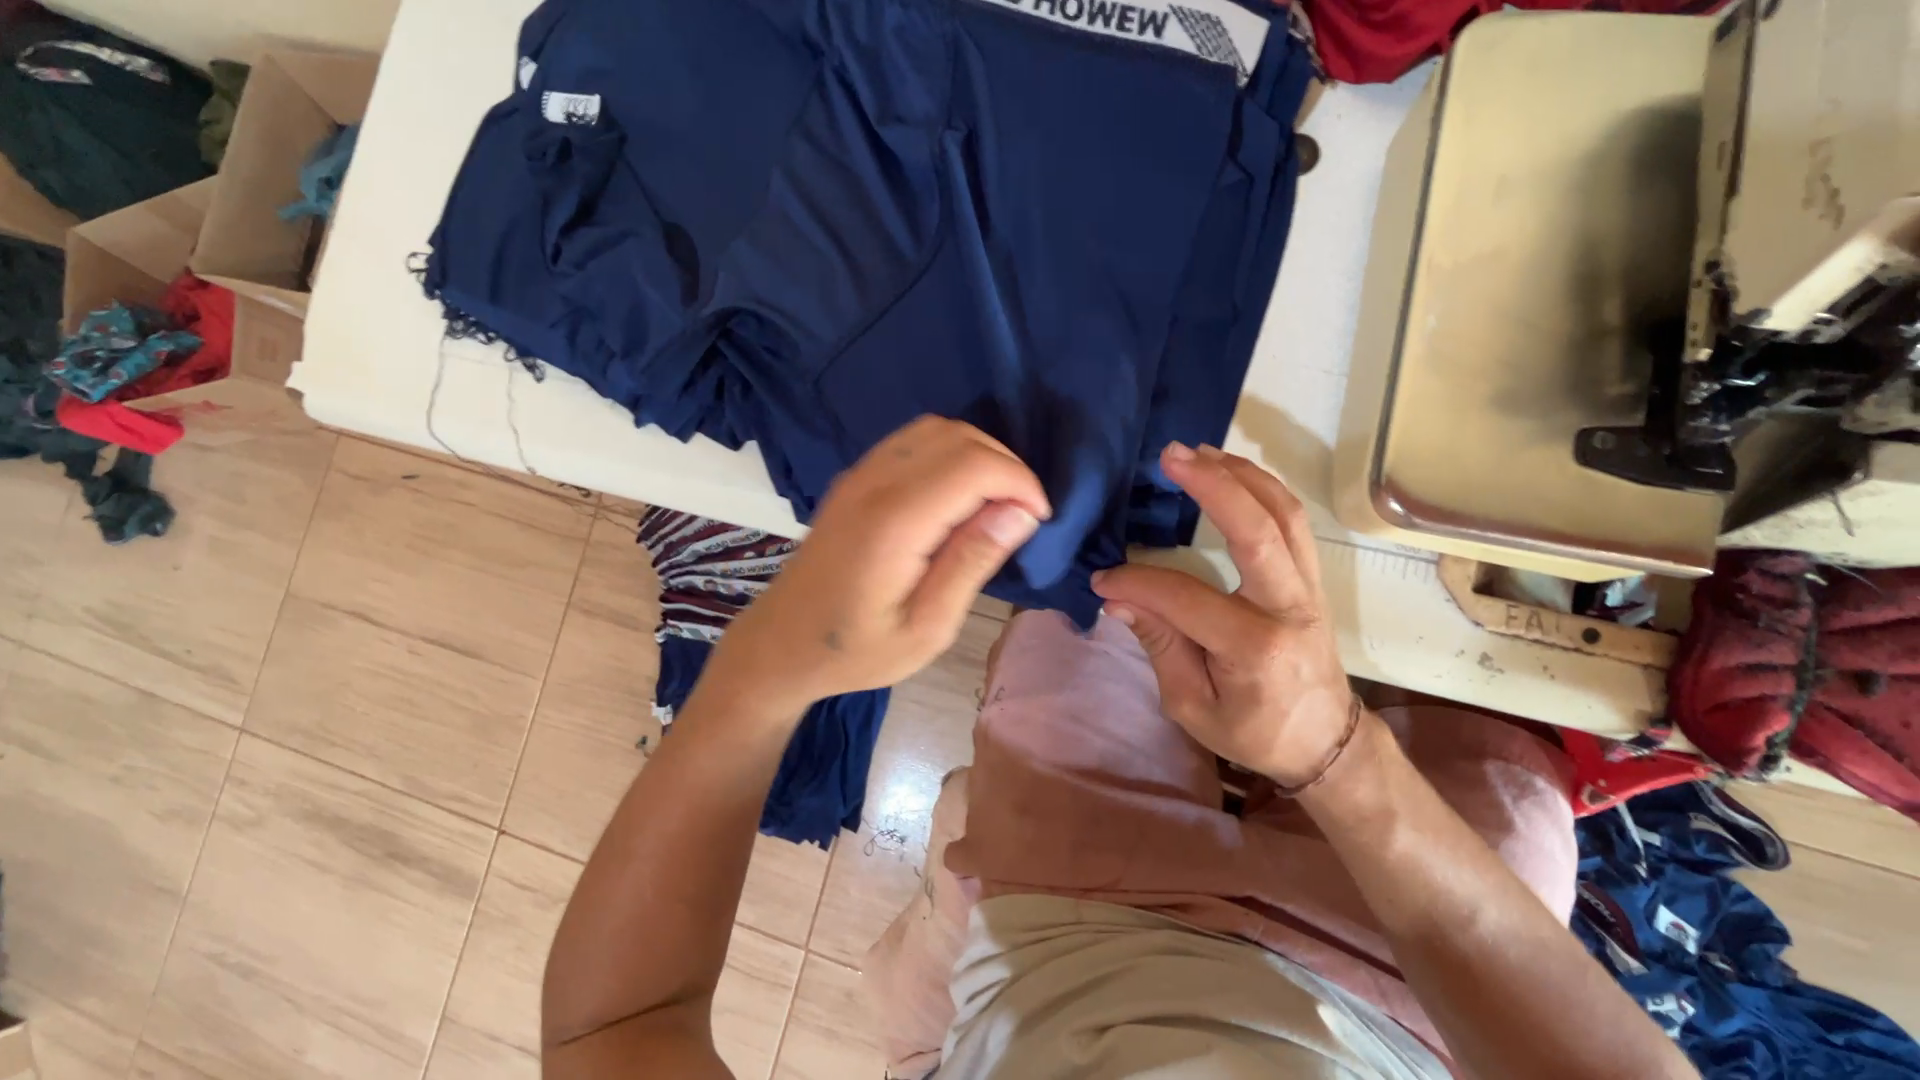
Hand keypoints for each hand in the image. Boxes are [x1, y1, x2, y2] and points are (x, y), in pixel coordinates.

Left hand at [709, 416, 1049, 713]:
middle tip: (1022, 513)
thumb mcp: (927, 628)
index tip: (1038, 520)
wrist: (782, 644)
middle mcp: (874, 483)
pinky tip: (960, 495)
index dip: (1019, 482)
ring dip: (978, 454)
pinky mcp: (854, 479)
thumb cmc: (856, 650)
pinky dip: (949, 454)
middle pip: (958, 436)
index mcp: (894, 522)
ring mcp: (859, 475)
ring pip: (935, 430)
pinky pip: (912, 442)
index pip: (973, 465)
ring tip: (997, 503)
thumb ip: (971, 564)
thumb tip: (1019, 514)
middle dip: (1005, 465)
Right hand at [1092, 443, 1356, 787]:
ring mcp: (1309, 588)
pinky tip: (1233, 474)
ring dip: (1242, 475)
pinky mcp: (1313, 579)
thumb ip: (1160, 646)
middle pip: (1257, 529)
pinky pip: (1293, 522)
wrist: (1323, 741)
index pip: (1185, 598)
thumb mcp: (1192, 705)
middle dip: (1212, 486)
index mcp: (1255, 647)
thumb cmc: (1254, 732)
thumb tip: (1118, 598)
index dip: (1137, 582)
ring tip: (1200, 452)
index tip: (1102, 580)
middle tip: (1170, 456)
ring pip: (1285, 513)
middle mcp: (1289, 607)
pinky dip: (1265, 489)